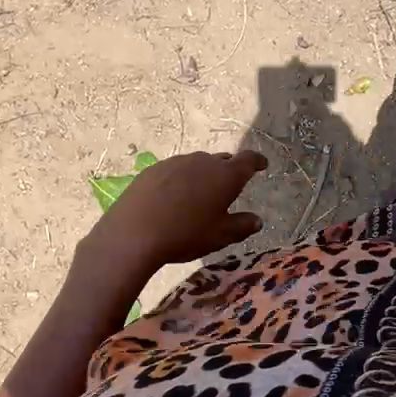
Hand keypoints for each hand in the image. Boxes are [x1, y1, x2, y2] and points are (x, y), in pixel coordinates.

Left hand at [75, 151, 267, 280]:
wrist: (133, 233)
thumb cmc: (186, 234)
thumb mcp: (220, 236)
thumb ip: (242, 226)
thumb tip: (257, 220)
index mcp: (226, 175)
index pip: (248, 160)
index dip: (257, 161)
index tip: (262, 164)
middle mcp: (203, 162)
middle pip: (222, 160)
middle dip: (229, 170)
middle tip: (229, 185)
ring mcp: (176, 163)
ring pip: (197, 164)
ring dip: (203, 174)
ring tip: (200, 194)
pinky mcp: (153, 170)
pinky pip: (175, 170)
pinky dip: (181, 180)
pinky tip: (173, 197)